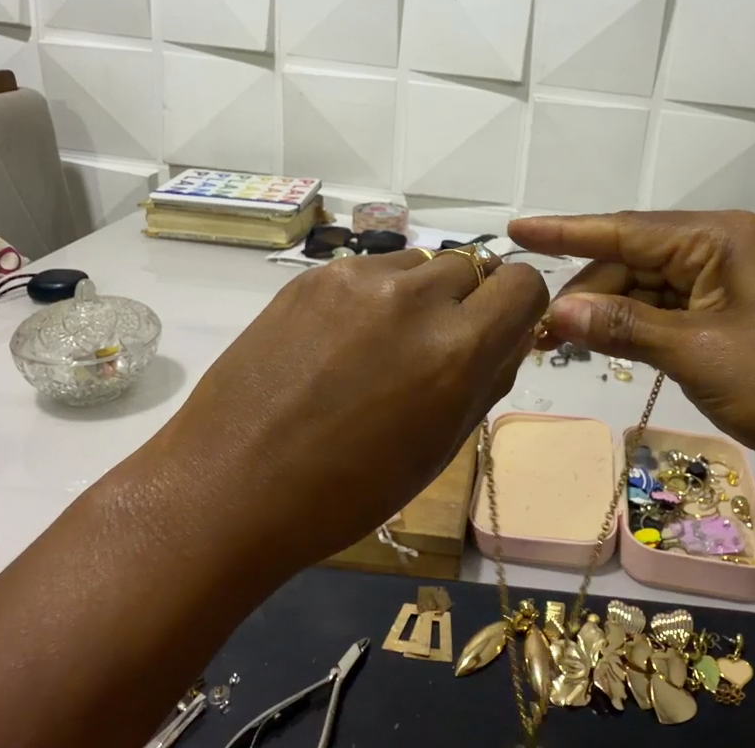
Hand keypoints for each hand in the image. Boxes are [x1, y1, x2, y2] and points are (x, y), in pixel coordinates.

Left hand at [148, 249, 546, 573]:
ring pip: (421, 264)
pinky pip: (370, 270)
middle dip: (468, 302)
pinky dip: (373, 297)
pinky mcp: (312, 276)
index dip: (519, 308)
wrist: (230, 485)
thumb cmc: (348, 491)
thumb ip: (488, 379)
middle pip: (474, 267)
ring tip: (379, 346)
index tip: (498, 333)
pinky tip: (338, 342)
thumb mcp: (441, 447)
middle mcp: (415, 298)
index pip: (523, 285)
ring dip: (420, 295)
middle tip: (431, 348)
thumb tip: (512, 336)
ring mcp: (358, 280)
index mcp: (456, 350)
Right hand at [509, 211, 754, 482]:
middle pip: (634, 258)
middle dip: (587, 289)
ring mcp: (729, 283)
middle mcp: (722, 247)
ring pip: (649, 286)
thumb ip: (623, 325)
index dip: (565, 231)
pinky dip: (637, 327)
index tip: (515, 229)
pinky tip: (607, 346)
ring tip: (563, 343)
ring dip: (609, 311)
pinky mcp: (733, 316)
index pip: (625, 228)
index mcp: (718, 238)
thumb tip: (557, 311)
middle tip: (540, 331)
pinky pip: (670, 310)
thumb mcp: (697, 354)